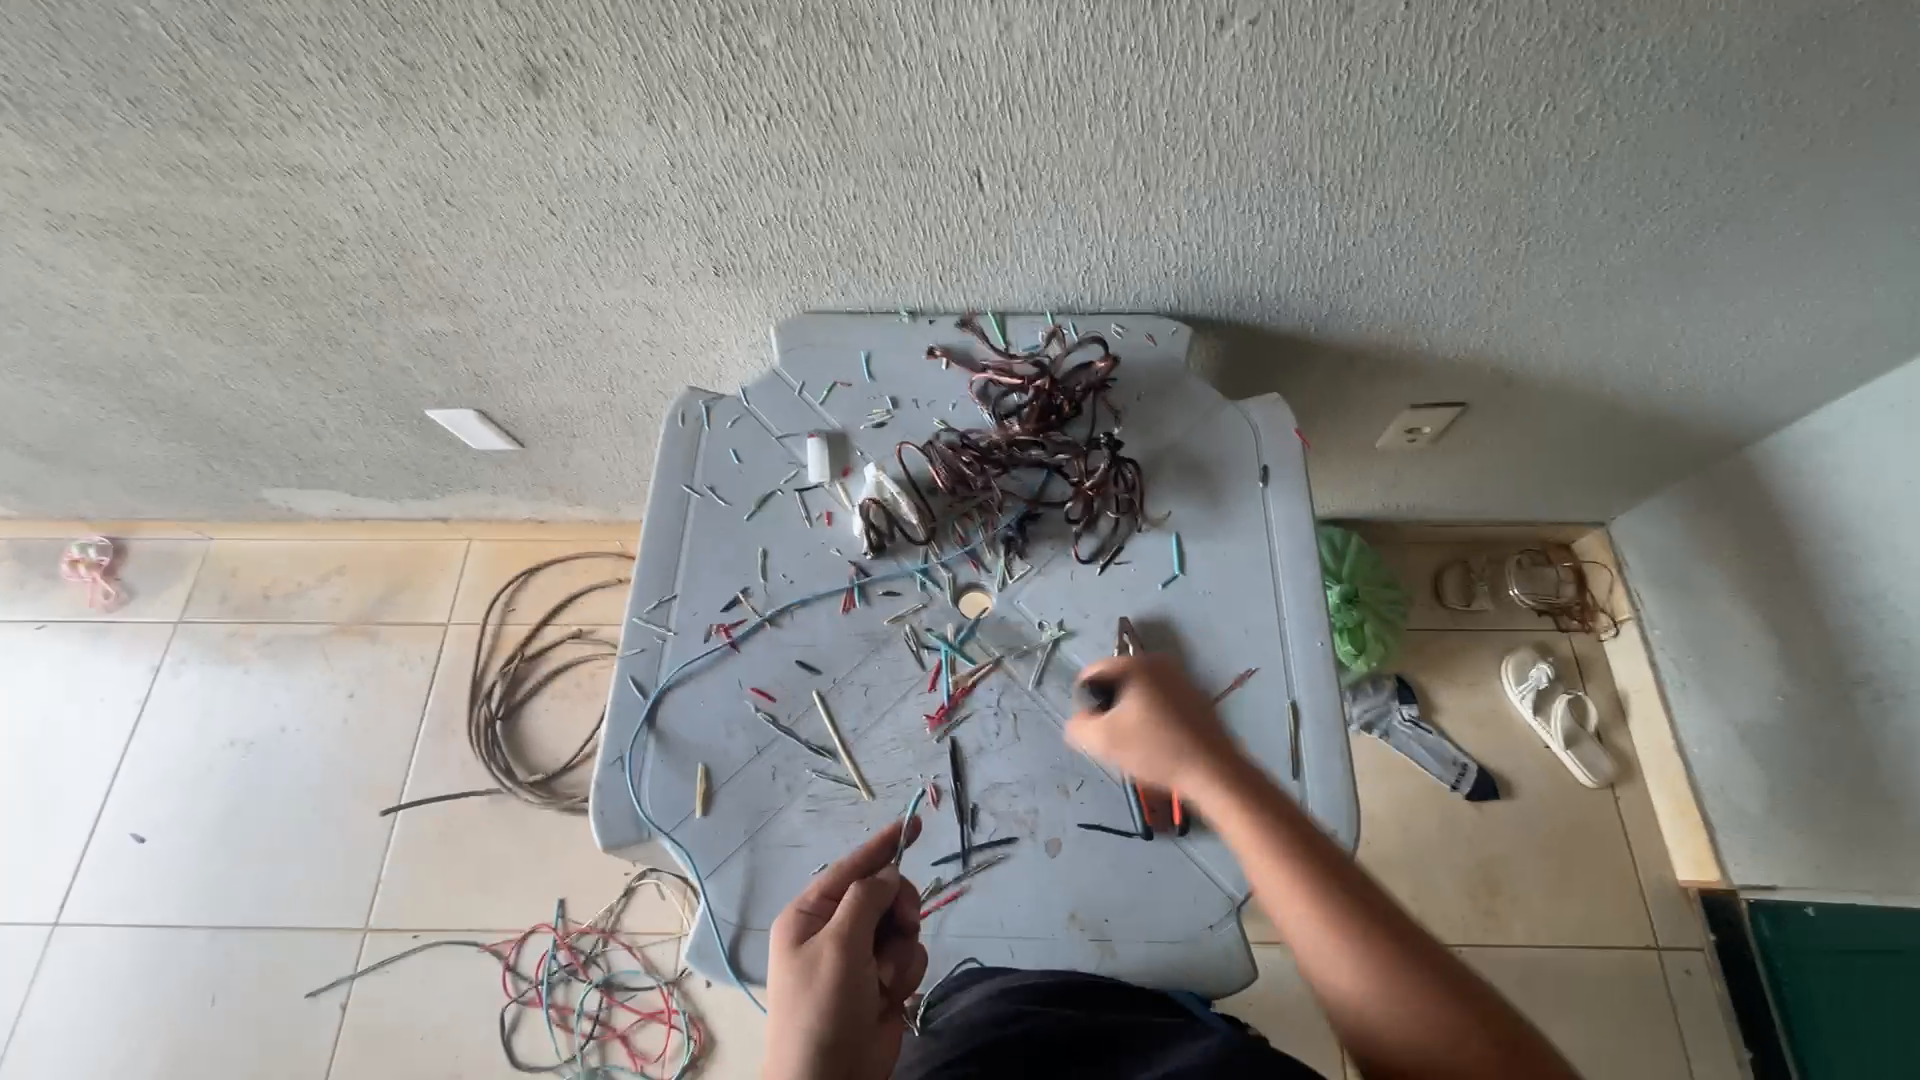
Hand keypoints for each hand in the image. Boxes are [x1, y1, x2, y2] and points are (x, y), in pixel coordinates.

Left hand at [763, 817, 927, 1079]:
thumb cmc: (822, 1008)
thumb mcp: (839, 944)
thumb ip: (866, 898)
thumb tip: (887, 873)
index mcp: (810, 914)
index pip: (852, 867)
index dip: (883, 845)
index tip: (914, 824)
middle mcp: (835, 929)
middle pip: (884, 893)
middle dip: (899, 907)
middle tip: (905, 922)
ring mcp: (860, 957)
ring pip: (903, 925)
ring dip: (901, 950)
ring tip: (885, 978)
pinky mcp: (882, 981)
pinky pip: (909, 956)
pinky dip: (906, 973)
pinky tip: (890, 996)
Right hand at [1067, 654, 1244, 794]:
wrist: (1213, 772)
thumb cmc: (1156, 751)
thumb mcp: (1104, 741)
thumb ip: (1078, 726)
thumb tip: (1078, 721)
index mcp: (1134, 663)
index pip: (1090, 673)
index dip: (1085, 702)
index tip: (1097, 729)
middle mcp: (1158, 661)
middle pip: (1115, 681)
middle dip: (1109, 707)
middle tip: (1115, 738)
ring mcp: (1180, 677)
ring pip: (1137, 691)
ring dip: (1129, 713)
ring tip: (1138, 743)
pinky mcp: (1195, 695)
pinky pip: (1159, 699)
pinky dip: (1151, 716)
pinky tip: (1159, 742)